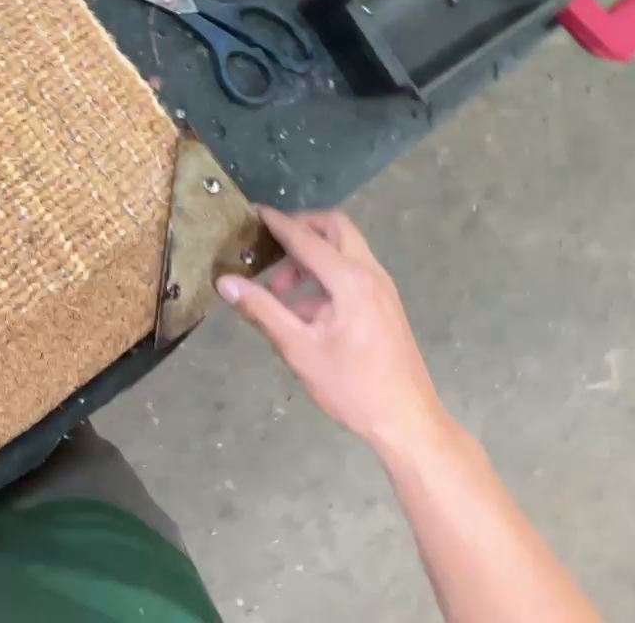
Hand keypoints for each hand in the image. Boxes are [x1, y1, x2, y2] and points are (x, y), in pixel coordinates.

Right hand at [215, 209, 450, 455]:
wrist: (408, 422)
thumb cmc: (352, 386)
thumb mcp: (298, 348)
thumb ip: (261, 309)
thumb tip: (225, 281)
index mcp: (350, 281)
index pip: (306, 238)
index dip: (277, 223)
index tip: (252, 212)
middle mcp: (370, 274)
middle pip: (335, 228)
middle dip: (301, 228)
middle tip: (269, 242)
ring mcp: (382, 288)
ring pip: (344, 249)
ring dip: (310, 256)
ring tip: (277, 289)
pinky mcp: (384, 304)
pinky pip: (351, 272)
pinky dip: (324, 274)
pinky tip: (302, 310)